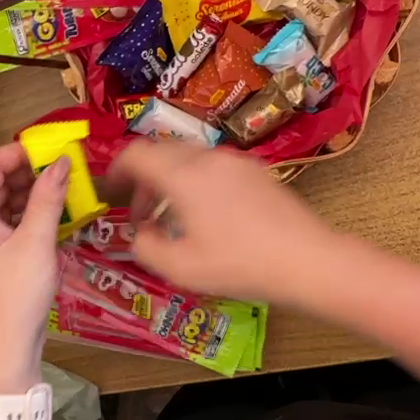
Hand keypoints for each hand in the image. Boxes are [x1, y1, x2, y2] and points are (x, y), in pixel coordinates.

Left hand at [0, 143, 69, 393]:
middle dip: (33, 172)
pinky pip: (17, 223)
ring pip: (11, 202)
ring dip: (38, 194)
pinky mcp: (0, 255)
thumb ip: (48, 199)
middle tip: (70, 168)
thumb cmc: (15, 296)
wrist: (6, 351)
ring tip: (71, 189)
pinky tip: (63, 215)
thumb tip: (62, 161)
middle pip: (0, 181)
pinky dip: (37, 215)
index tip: (55, 149)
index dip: (21, 151)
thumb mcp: (36, 243)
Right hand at [109, 140, 341, 306]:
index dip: (116, 169)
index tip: (111, 190)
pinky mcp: (256, 171)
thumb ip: (145, 247)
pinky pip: (211, 166)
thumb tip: (140, 234)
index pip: (136, 154)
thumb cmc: (239, 265)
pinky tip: (203, 214)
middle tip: (139, 210)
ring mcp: (236, 162)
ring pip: (187, 157)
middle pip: (161, 151)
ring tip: (170, 215)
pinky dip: (194, 181)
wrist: (309, 260)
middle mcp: (207, 159)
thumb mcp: (179, 268)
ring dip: (168, 180)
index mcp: (184, 175)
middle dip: (142, 178)